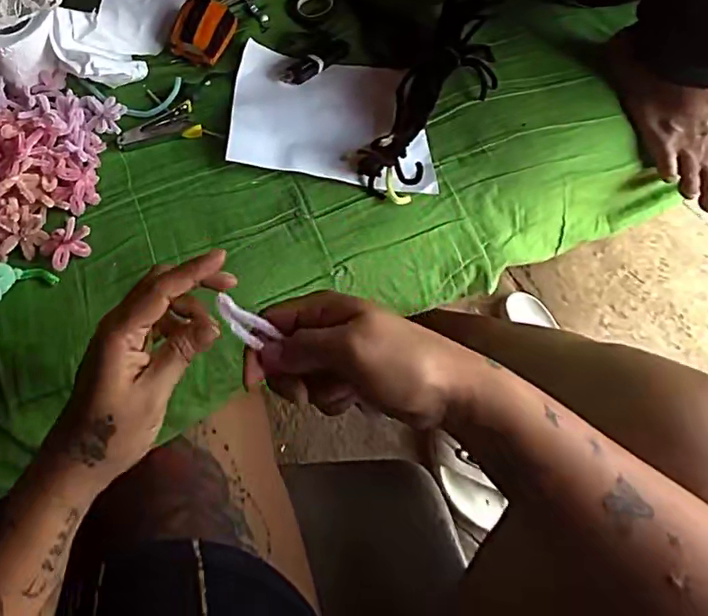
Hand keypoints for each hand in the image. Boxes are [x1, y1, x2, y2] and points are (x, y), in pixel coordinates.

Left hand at [40, 250, 236, 491]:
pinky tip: (192, 336)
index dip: (194, 271)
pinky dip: (176, 319)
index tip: (221, 256)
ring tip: (212, 328)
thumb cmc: (113, 433)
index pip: (162, 288)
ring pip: (157, 300)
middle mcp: (117, 322)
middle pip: (158, 284)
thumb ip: (181, 353)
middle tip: (228, 287)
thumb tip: (213, 325)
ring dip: (187, 304)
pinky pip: (153, 318)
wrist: (76, 461)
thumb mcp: (153, 394)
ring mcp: (118, 333)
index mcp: (121, 331)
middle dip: (193, 280)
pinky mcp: (122, 345)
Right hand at [241, 292, 479, 429]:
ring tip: (346, 392)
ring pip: (302, 375)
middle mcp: (328, 326)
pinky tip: (357, 399)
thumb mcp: (349, 349)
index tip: (254, 383)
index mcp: (324, 308)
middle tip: (306, 394)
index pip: (272, 320)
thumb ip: (303, 347)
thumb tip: (262, 350)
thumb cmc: (401, 362)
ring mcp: (341, 352)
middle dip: (289, 376)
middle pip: (283, 350)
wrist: (453, 391)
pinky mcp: (352, 377)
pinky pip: (324, 389)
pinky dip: (334, 398)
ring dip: (316, 391)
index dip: (259, 348)